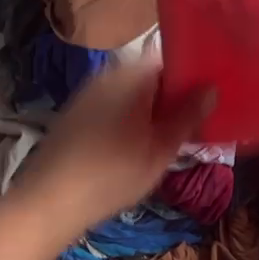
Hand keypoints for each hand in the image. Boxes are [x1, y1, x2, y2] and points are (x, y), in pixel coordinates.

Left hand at [8, 57, 214, 232]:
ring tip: (172, 133)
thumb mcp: (160, 150)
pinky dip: (131, 114)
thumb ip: (188, 115)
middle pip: (152, 72)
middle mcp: (111, 73)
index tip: (212, 90)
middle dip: (174, 92)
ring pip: (134, 89)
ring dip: (153, 106)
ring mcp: (90, 91)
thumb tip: (212, 87)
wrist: (46, 204)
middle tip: (198, 117)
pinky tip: (138, 142)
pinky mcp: (77, 111)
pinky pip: (115, 102)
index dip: (194, 70)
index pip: (172, 55)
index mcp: (134, 74)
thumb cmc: (112, 175)